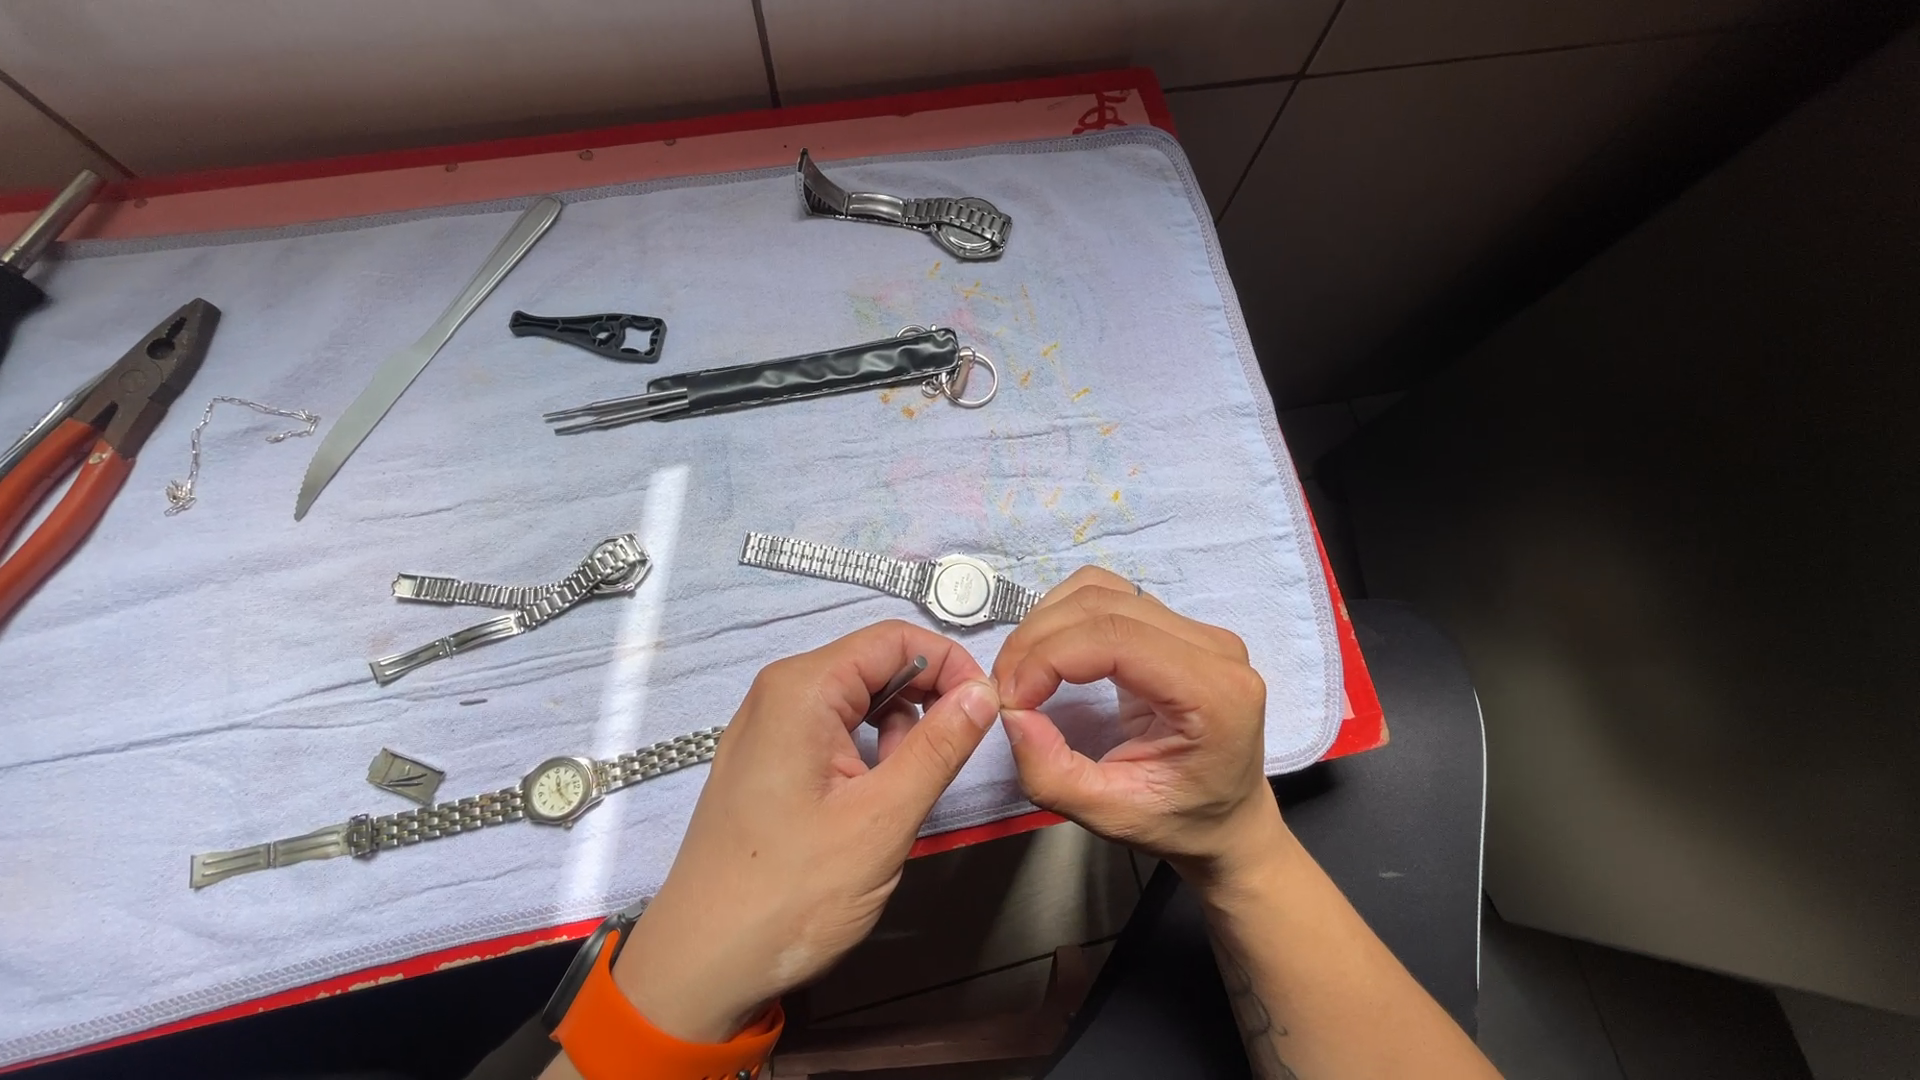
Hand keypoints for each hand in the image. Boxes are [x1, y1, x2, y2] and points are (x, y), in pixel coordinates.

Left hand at [611, 620, 999, 1042]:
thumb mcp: (882, 819)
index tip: (986, 709)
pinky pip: (833, 728)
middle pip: (875, 663)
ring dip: (896, 730)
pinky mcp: (767, 758)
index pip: (895, 638)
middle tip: (952, 754)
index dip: (950, 664)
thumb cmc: (792, 892)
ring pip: (857, 698)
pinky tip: (870, 797)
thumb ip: (940, 747)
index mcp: (802, 687)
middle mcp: (780, 691)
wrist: (701, 966)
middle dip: (925, 699)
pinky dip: (867, 750)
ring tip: (901, 789)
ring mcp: (768, 725)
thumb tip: (984, 692)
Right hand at [992, 567, 1286, 888]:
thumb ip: (1053, 774)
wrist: (1229, 820)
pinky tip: (1050, 652)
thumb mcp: (1111, 817)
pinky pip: (1110, 595)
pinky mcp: (1176, 626)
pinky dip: (1065, 615)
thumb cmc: (1180, 822)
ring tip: (1023, 670)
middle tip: (1006, 688)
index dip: (1049, 657)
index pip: (1116, 638)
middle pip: (1103, 604)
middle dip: (1037, 639)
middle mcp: (1213, 648)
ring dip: (1046, 621)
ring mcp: (1198, 630)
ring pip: (1101, 588)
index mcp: (1214, 693)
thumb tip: (1012, 711)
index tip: (1011, 699)